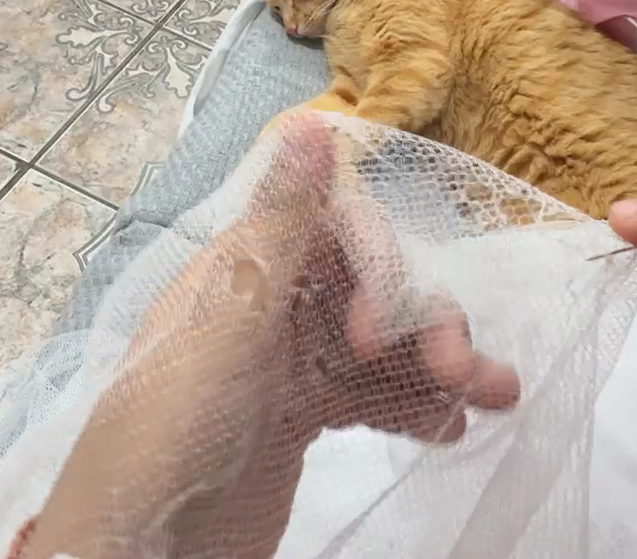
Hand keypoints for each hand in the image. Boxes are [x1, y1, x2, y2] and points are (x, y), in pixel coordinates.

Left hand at [25, 113, 519, 558]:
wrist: (141, 552)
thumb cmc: (177, 422)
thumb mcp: (231, 317)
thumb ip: (281, 220)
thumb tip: (310, 120)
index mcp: (250, 261)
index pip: (339, 228)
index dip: (376, 267)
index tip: (374, 335)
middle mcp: (274, 299)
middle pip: (370, 285)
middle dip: (421, 320)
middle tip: (466, 372)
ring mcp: (291, 359)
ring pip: (380, 340)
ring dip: (436, 361)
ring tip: (495, 396)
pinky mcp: (303, 413)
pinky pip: (371, 392)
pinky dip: (414, 403)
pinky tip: (451, 426)